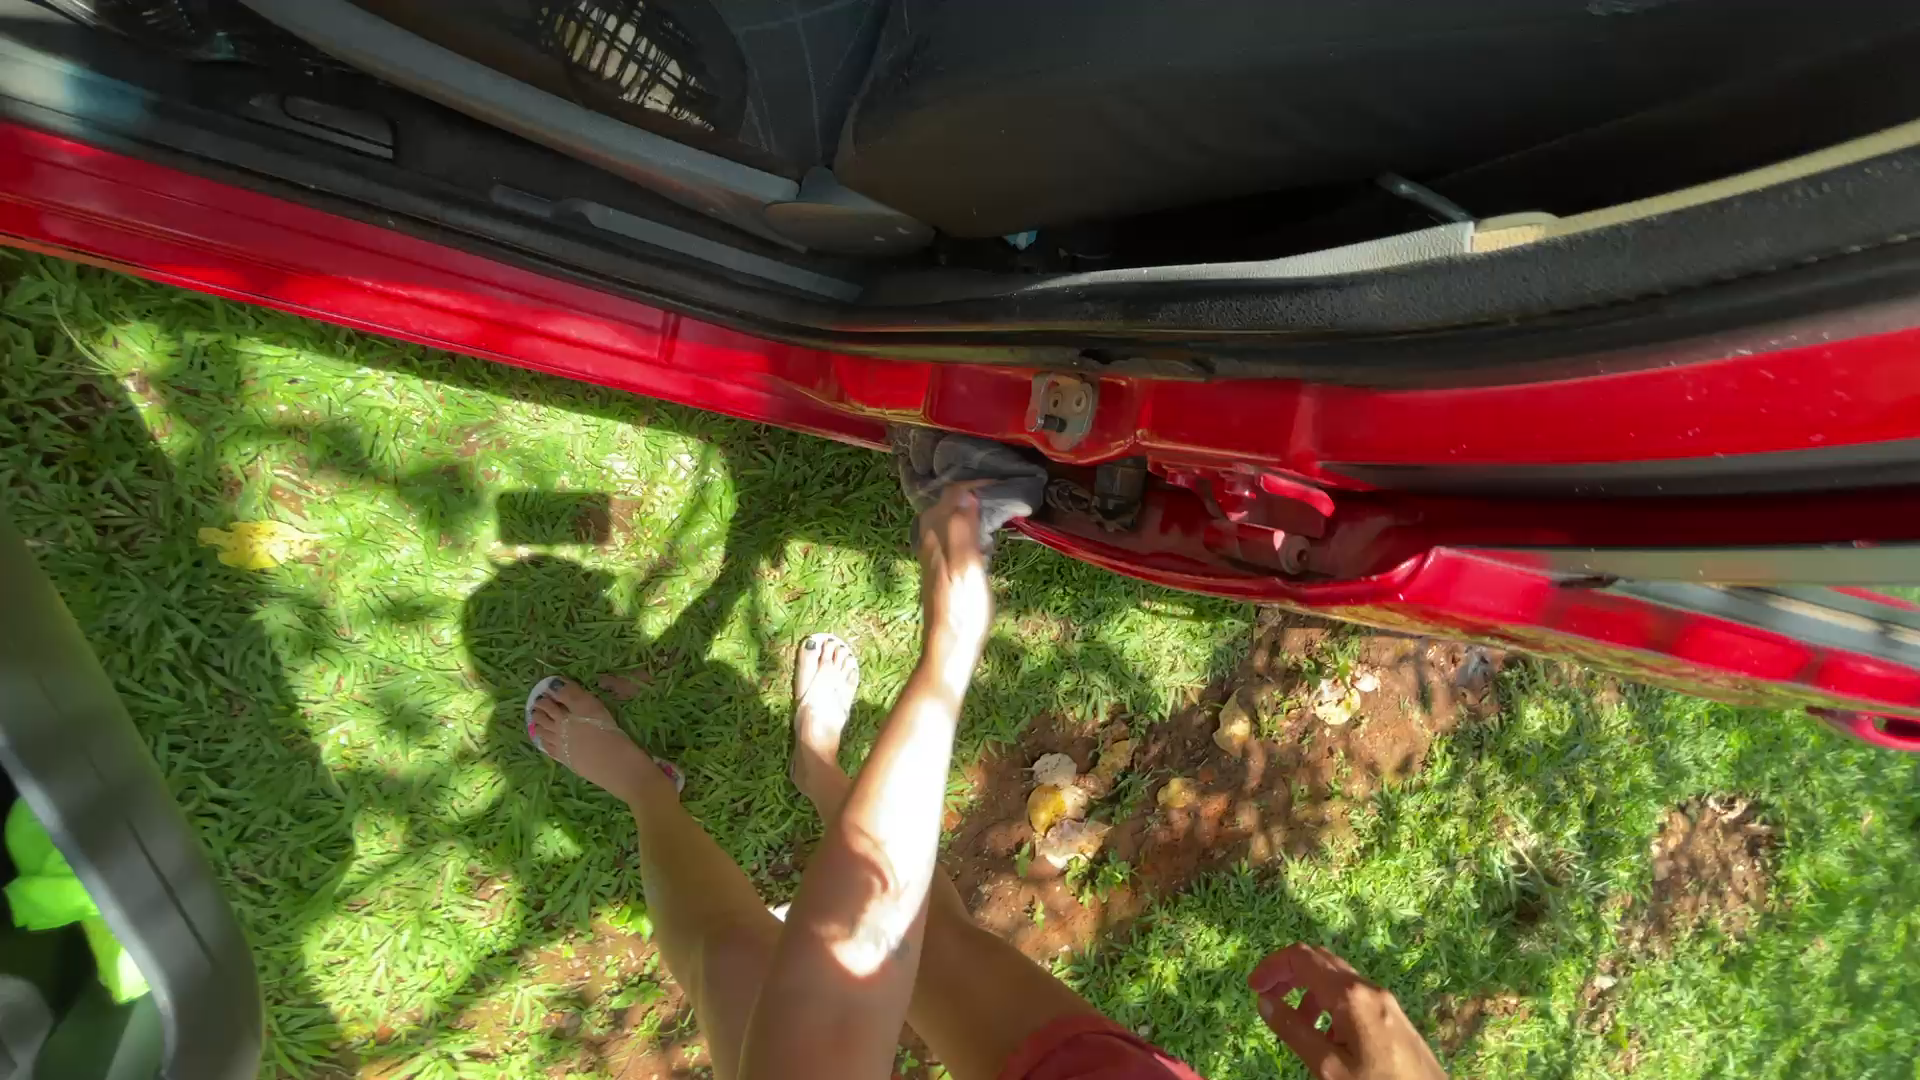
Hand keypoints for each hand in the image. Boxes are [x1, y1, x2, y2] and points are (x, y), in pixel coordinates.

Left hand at [915, 482, 992, 670]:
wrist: (950, 643)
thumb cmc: (963, 607)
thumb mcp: (967, 565)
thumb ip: (963, 527)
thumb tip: (966, 492)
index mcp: (936, 534)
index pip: (953, 493)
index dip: (977, 484)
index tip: (1003, 485)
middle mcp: (929, 539)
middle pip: (949, 502)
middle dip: (974, 493)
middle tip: (1003, 496)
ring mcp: (933, 553)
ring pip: (950, 518)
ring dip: (972, 510)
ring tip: (998, 512)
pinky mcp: (941, 567)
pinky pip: (954, 535)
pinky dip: (970, 528)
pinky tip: (985, 539)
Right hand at [1249, 945, 1446, 1079]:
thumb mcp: (1329, 1068)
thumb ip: (1293, 1030)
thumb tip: (1264, 1001)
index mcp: (1350, 994)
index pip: (1300, 958)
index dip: (1272, 967)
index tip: (1253, 989)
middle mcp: (1368, 987)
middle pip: (1318, 960)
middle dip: (1288, 974)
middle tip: (1268, 997)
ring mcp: (1386, 1001)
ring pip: (1336, 978)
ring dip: (1308, 990)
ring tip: (1297, 1023)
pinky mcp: (1396, 1018)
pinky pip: (1353, 996)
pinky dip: (1329, 1002)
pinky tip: (1329, 1036)